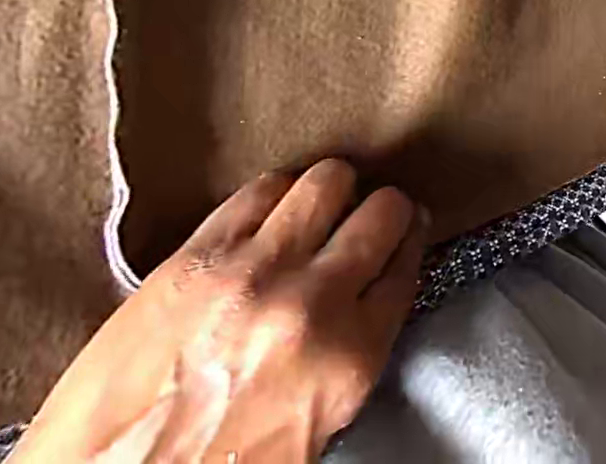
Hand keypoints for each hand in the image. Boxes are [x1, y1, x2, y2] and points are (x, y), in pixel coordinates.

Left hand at [11, 160, 428, 462]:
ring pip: (328, 181)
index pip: (408, 263)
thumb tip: (379, 279)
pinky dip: (278, 194)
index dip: (411, 240)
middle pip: (384, 212)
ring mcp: (253, 271)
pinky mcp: (194, 257)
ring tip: (319, 209)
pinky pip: (261, 189)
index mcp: (351, 356)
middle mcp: (314, 302)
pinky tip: (271, 214)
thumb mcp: (318, 423)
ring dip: (335, 191)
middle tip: (367, 219)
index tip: (406, 232)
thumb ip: (358, 344)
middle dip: (385, 210)